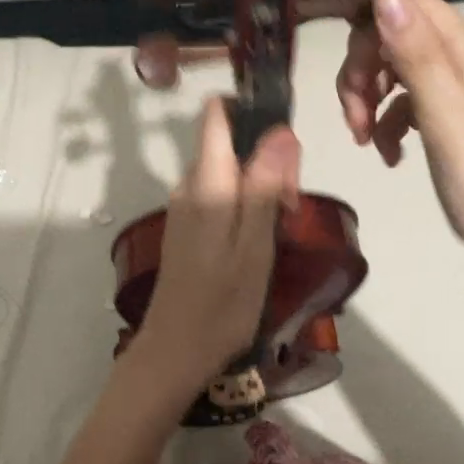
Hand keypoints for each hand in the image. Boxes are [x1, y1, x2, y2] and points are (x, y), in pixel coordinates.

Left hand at [132, 96, 299, 388]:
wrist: (175, 351)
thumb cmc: (222, 304)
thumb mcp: (254, 245)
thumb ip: (264, 186)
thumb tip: (279, 131)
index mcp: (206, 183)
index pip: (217, 115)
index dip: (252, 112)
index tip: (284, 143)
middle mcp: (188, 186)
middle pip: (230, 146)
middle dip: (266, 163)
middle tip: (288, 208)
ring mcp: (184, 208)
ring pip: (228, 174)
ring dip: (259, 190)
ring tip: (277, 231)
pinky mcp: (186, 230)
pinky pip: (220, 198)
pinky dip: (244, 209)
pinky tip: (258, 244)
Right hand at [336, 0, 463, 281]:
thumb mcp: (446, 117)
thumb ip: (415, 54)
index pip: (404, 1)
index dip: (365, 23)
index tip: (346, 72)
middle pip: (394, 35)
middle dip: (361, 72)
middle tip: (354, 120)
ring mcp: (460, 91)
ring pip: (395, 71)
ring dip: (369, 101)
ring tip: (365, 143)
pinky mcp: (453, 121)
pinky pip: (407, 105)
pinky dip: (388, 125)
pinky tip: (389, 156)